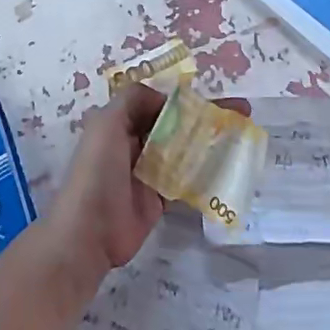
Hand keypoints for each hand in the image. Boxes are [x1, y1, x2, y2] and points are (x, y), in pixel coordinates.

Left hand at [43, 83, 250, 279]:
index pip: (157, 101)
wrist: (88, 234)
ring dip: (210, 141)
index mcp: (120, 121)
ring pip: (184, 149)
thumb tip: (165, 98)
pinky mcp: (160, 198)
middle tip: (241, 110)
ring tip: (241, 134)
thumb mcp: (107, 123)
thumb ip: (134, 100)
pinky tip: (229, 164)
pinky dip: (206, 171)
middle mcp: (134, 141)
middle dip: (205, 115)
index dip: (184, 97)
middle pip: (175, 123)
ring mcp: (148, 170)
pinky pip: (187, 179)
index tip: (211, 95)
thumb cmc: (97, 171)